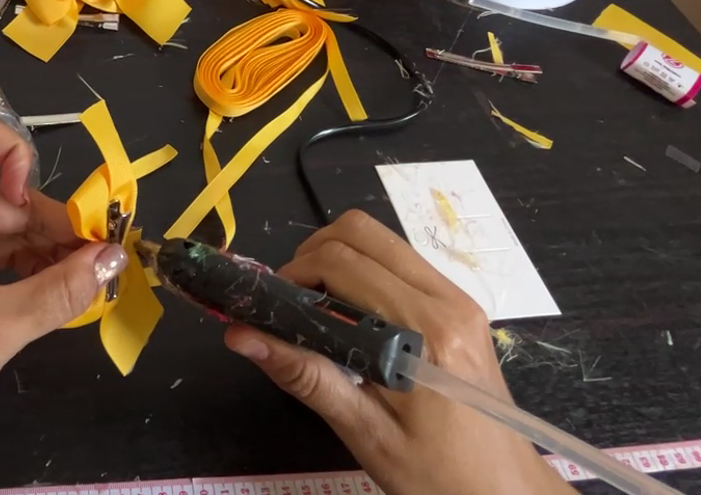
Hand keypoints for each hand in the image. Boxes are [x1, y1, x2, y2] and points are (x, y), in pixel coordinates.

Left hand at [0, 109, 125, 451]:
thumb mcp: (1, 328)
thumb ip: (62, 290)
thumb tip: (116, 258)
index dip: (17, 151)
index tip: (37, 206)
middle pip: (11, 193)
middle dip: (57, 223)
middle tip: (104, 264)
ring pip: (9, 225)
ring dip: (48, 250)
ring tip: (88, 286)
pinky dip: (27, 267)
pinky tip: (57, 294)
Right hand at [223, 210, 572, 494]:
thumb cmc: (441, 479)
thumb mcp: (367, 434)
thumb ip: (305, 376)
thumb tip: (240, 336)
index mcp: (425, 328)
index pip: (342, 262)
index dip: (295, 272)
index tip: (274, 307)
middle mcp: (446, 299)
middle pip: (361, 231)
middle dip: (313, 252)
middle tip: (294, 299)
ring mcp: (458, 298)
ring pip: (379, 238)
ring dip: (337, 256)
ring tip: (319, 305)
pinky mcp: (460, 305)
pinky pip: (397, 259)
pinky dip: (362, 268)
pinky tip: (353, 314)